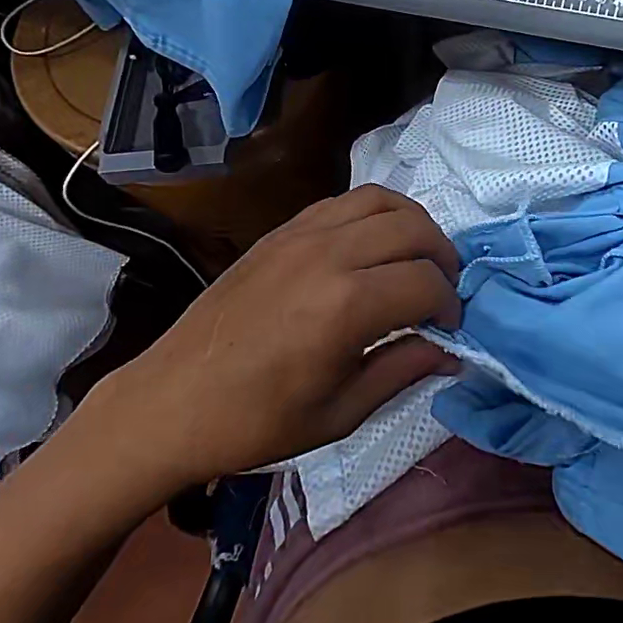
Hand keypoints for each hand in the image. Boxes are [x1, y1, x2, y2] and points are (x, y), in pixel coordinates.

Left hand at [82, 185, 461, 499]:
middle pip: (415, 231)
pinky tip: (375, 246)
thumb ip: (405, 370)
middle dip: (444, 259)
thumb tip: (452, 350)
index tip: (447, 329)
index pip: (427, 284)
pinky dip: (377, 214)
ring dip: (415, 226)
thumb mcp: (342, 412)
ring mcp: (302, 235)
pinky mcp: (282, 230)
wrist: (170, 402)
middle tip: (442, 292)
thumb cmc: (257, 421)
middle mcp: (329, 256)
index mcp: (346, 307)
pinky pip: (346, 201)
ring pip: (384, 201)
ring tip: (418, 258)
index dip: (450, 306)